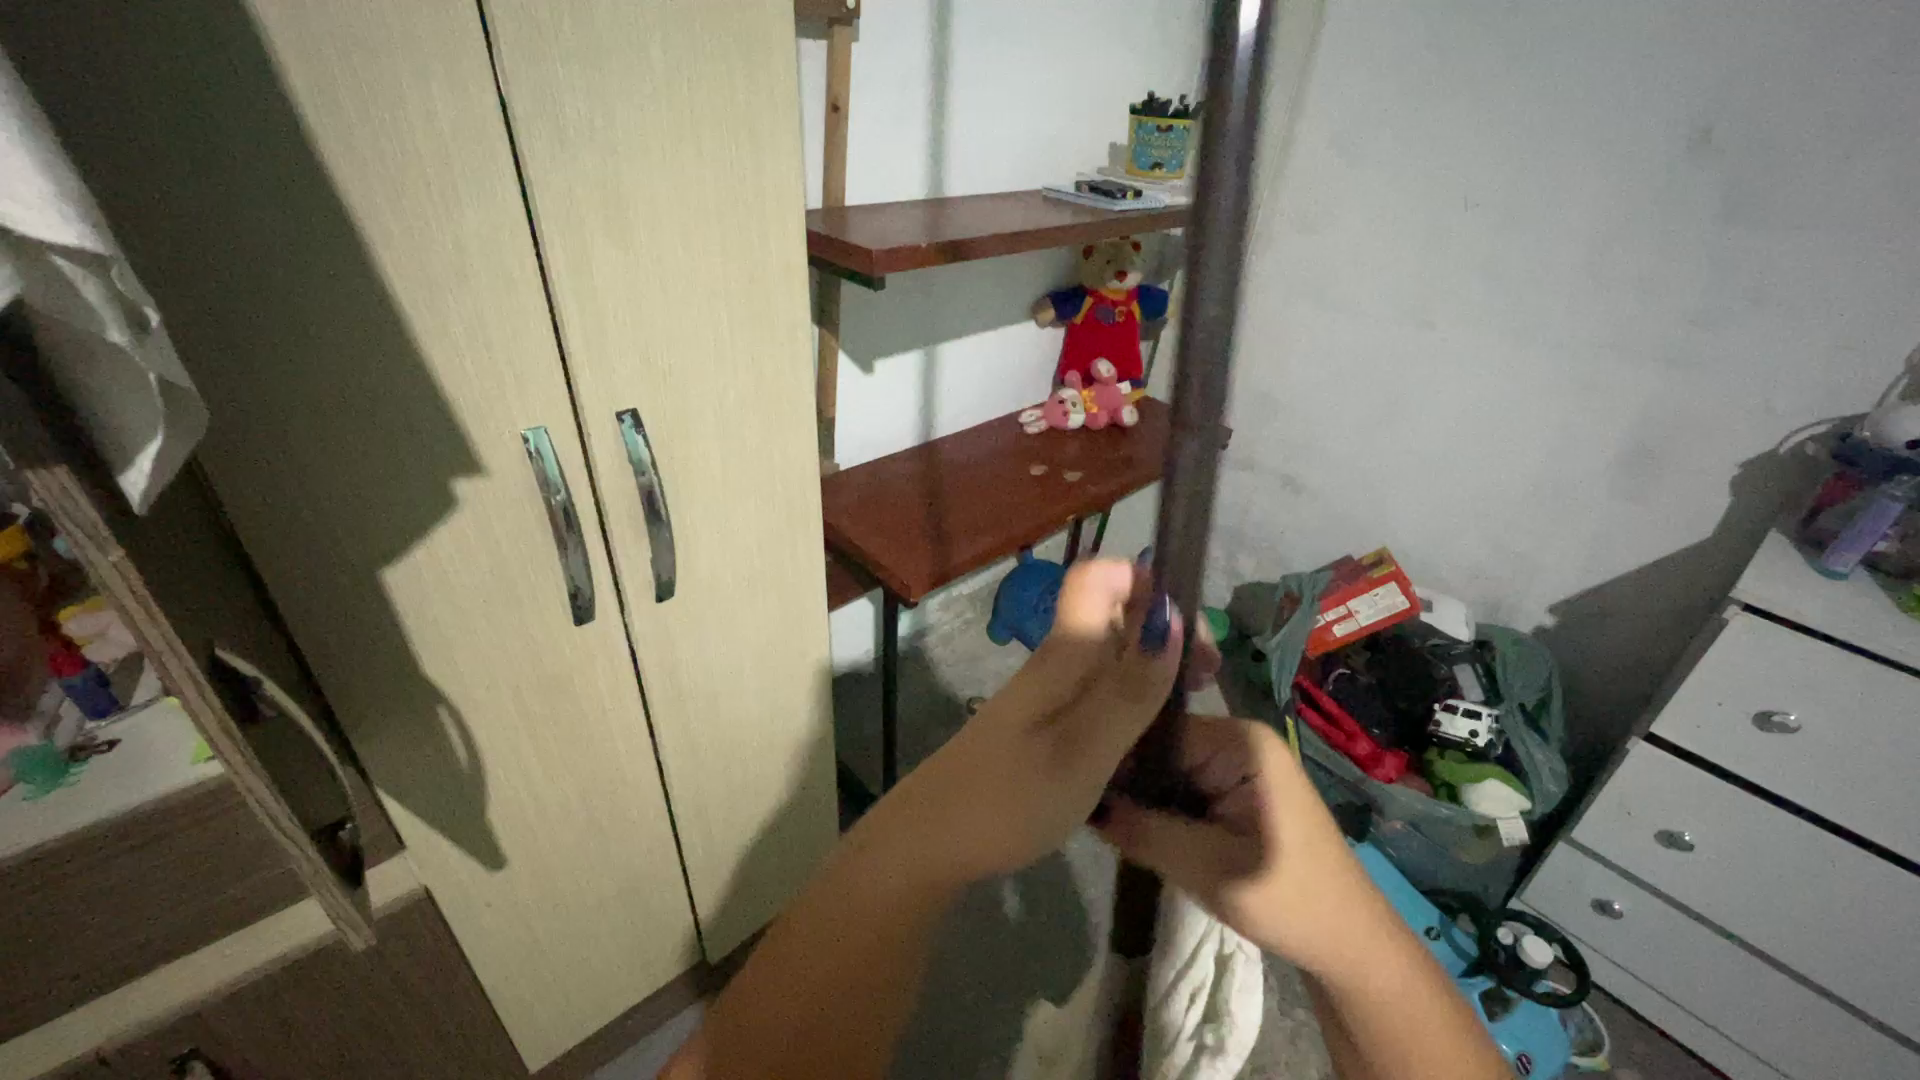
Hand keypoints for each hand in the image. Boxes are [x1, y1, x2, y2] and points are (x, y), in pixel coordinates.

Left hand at [857, 558, 1217, 888]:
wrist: (932, 840)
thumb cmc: (1010, 799)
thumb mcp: (1083, 749)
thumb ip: (1129, 688)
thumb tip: (1171, 617)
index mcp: (1064, 654)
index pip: (1099, 576)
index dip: (1146, 580)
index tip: (1189, 629)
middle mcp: (1055, 662)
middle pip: (1114, 612)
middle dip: (1165, 629)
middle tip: (1205, 677)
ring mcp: (1047, 693)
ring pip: (1109, 653)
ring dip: (1153, 666)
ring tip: (1189, 709)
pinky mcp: (1044, 723)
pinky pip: (1097, 689)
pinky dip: (1131, 698)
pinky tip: (1148, 735)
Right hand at [1095, 714, 1397, 977]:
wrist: (1350, 945)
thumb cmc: (1287, 900)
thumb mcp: (1207, 868)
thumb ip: (1143, 830)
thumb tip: (1081, 802)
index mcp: (1239, 741)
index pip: (1155, 730)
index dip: (1114, 757)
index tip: (1076, 784)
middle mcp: (1237, 740)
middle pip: (1159, 746)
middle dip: (1126, 780)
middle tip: (1085, 808)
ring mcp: (1238, 764)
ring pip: (1166, 770)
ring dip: (1140, 798)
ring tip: (1103, 820)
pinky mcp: (1235, 790)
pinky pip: (1182, 787)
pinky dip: (1160, 810)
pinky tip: (1135, 829)